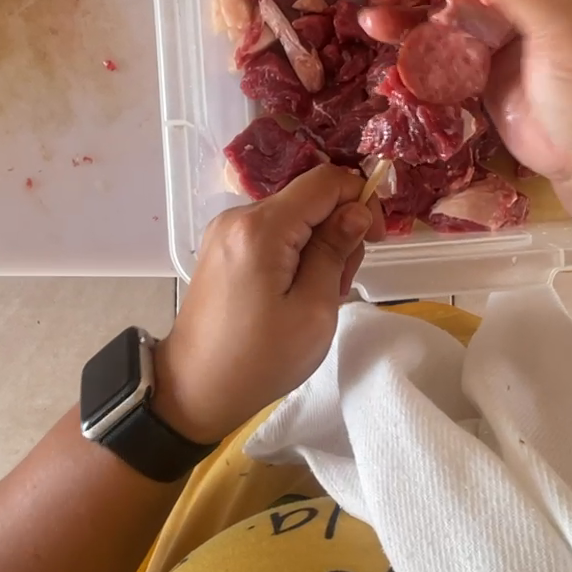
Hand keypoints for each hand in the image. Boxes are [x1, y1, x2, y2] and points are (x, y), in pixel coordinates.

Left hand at [153, 165, 386, 443]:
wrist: (193, 390)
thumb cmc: (260, 359)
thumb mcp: (314, 310)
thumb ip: (336, 251)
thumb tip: (357, 210)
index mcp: (261, 227)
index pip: (325, 181)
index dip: (361, 199)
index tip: (378, 238)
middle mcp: (239, 216)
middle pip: (309, 199)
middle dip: (339, 231)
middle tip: (341, 284)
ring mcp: (227, 230)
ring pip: (294, 216)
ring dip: (318, 246)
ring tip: (318, 296)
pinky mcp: (223, 246)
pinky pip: (273, 233)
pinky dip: (295, 253)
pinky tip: (296, 291)